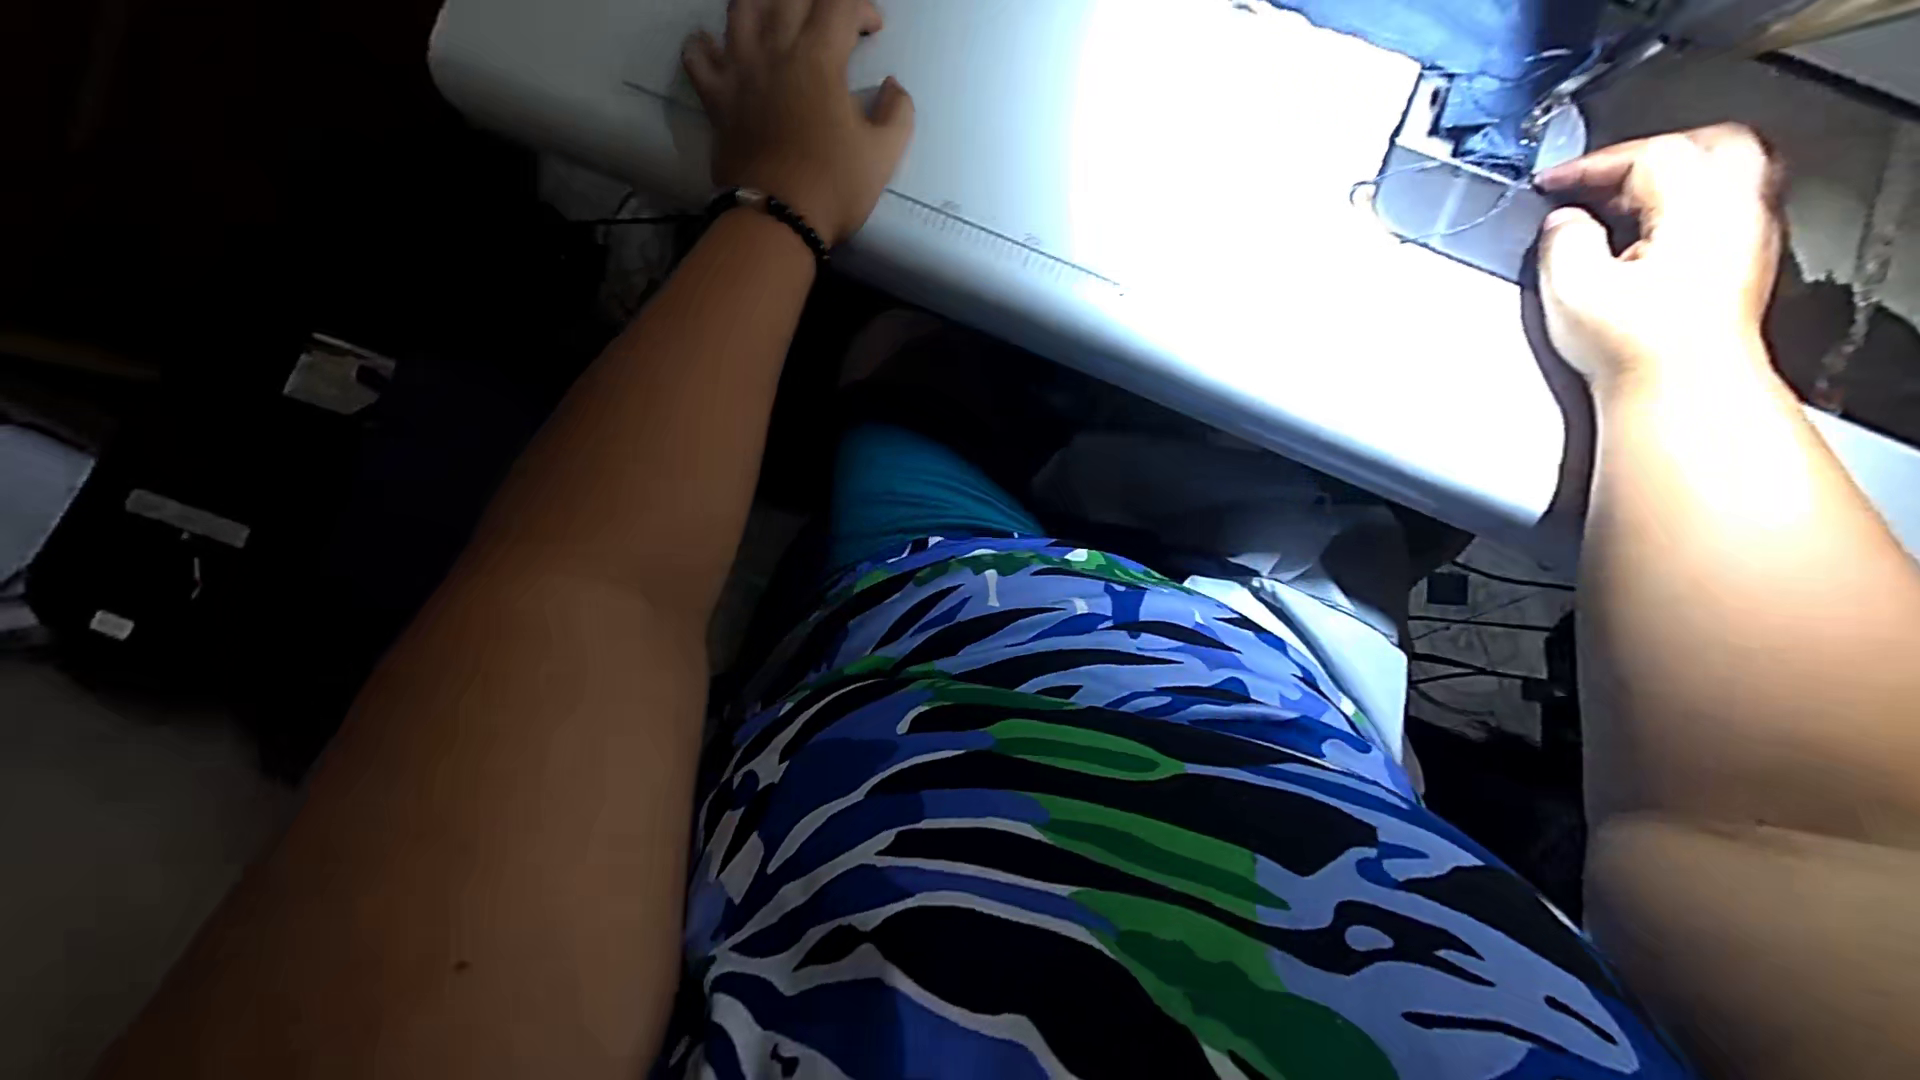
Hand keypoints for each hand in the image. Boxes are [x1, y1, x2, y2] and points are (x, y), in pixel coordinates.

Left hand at [683, 0, 915, 247]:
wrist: (778, 218)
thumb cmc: (834, 187)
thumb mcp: (883, 155)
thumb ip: (898, 113)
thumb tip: (893, 86)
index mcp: (818, 58)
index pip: (839, 3)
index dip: (861, 7)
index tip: (872, 30)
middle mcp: (774, 49)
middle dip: (817, 1)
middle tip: (831, 23)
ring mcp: (739, 70)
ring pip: (741, 7)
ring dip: (765, 3)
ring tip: (780, 19)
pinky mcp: (716, 98)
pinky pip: (698, 53)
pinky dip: (705, 42)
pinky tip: (721, 48)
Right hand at [1535, 124, 1782, 388]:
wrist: (1677, 388)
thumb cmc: (1635, 346)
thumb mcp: (1571, 288)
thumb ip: (1562, 241)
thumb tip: (1561, 223)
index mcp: (1698, 208)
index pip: (1649, 155)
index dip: (1591, 164)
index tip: (1550, 181)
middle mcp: (1736, 212)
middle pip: (1705, 146)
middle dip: (1642, 155)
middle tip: (1597, 176)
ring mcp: (1746, 239)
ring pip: (1721, 175)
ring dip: (1665, 180)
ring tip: (1616, 203)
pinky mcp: (1739, 266)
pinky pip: (1719, 211)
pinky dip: (1676, 209)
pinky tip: (1640, 236)